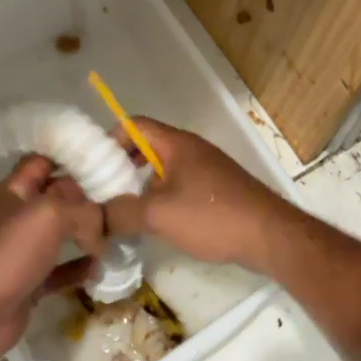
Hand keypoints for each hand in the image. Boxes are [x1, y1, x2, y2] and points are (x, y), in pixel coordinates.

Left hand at [0, 155, 106, 360]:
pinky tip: (103, 267)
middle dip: (90, 194)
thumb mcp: (49, 217)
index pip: (44, 160)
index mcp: (14, 191)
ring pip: (63, 233)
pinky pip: (62, 270)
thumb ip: (84, 212)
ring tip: (124, 229)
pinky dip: (81, 267)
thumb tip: (103, 230)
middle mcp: (18, 217)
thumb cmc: (4, 255)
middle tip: (127, 195)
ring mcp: (23, 252)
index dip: (72, 154)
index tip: (108, 154)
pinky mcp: (30, 283)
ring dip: (90, 232)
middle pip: (59, 197)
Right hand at [104, 119, 298, 273]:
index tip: (92, 168)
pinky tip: (154, 224)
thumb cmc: (211, 216)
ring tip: (121, 212)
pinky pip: (178, 186)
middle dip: (121, 167)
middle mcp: (191, 149)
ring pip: (162, 170)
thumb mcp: (158, 215)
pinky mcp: (215, 191)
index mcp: (176, 144)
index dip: (110, 140)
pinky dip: (161, 199)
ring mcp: (206, 169)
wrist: (269, 235)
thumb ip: (120, 212)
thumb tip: (92, 217)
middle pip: (146, 147)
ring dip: (140, 186)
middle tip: (101, 193)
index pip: (134, 125)